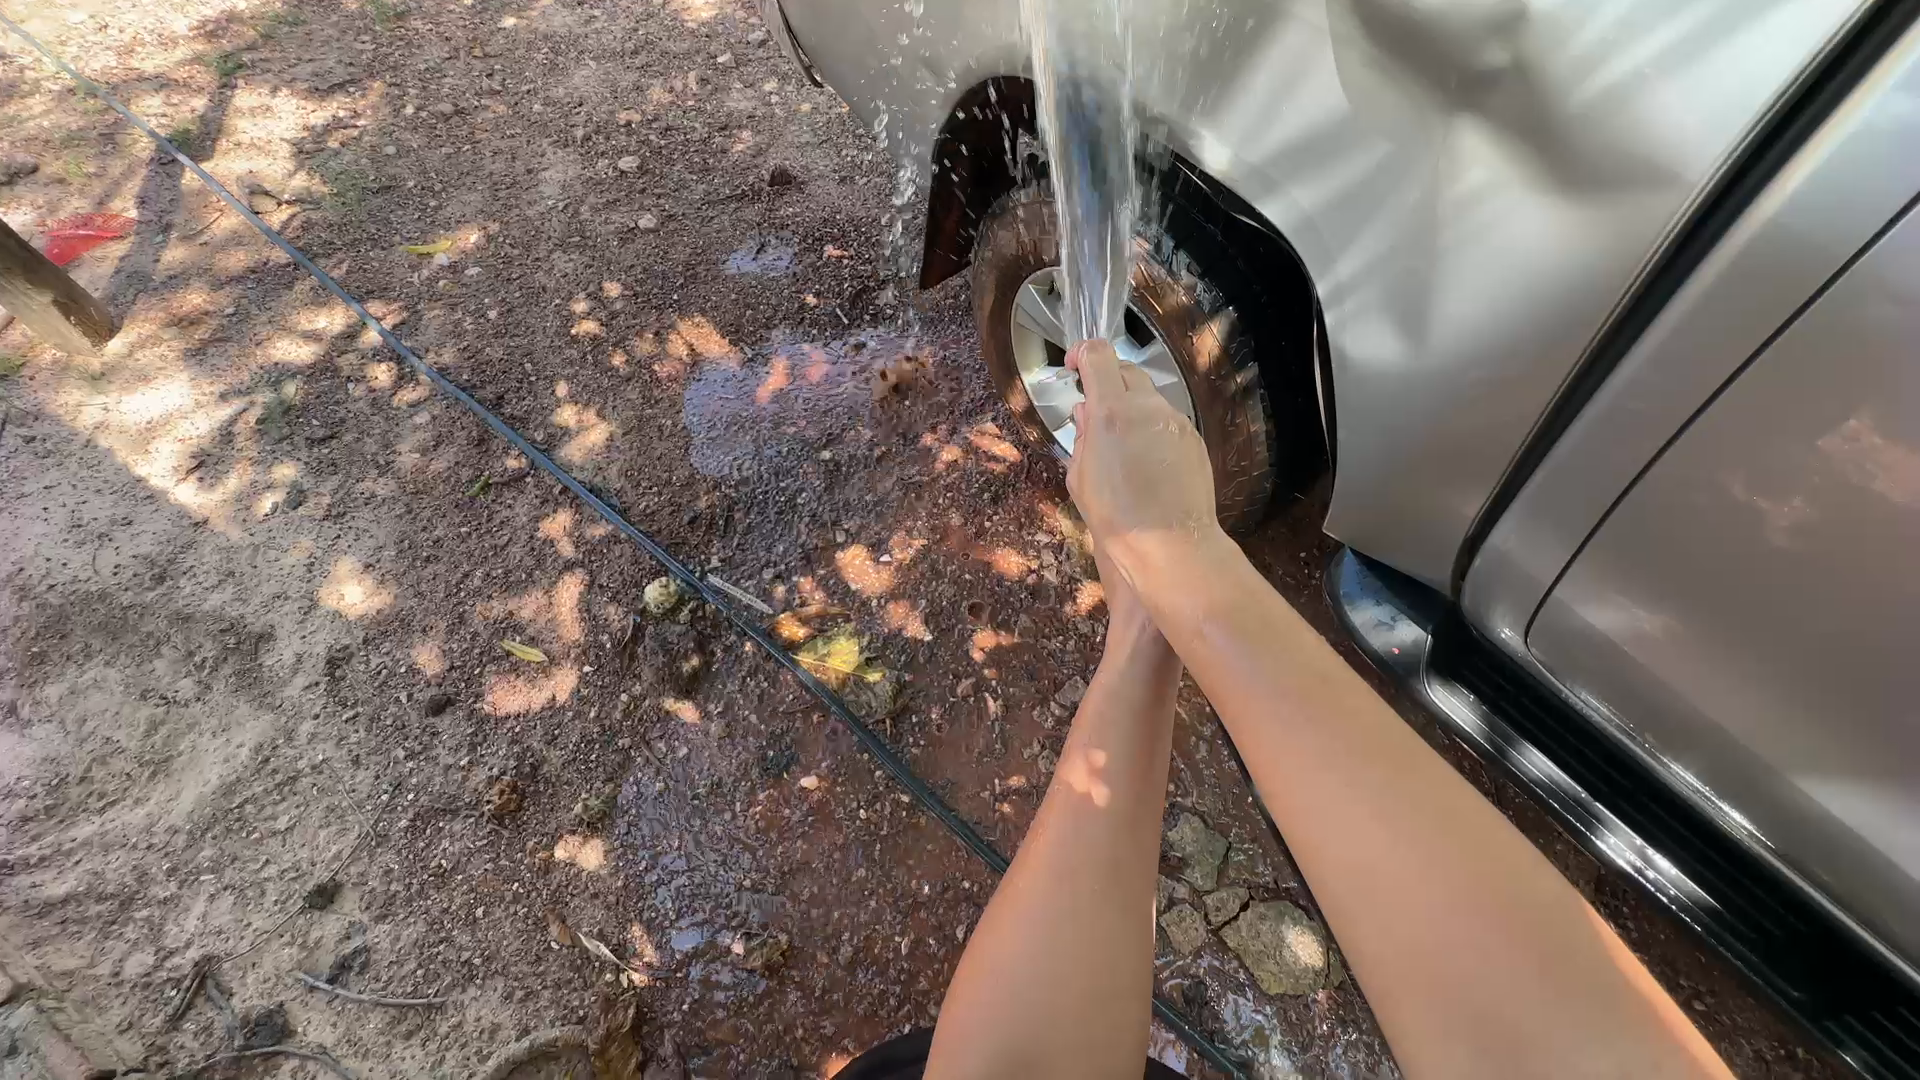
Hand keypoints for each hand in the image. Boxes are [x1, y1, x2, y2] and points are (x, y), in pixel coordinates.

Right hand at [1065, 339, 1220, 604]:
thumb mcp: (1080, 478)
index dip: (1082, 354)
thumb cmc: (1115, 516)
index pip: (1098, 356)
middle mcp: (1147, 407)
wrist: (1169, 544)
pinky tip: (1146, 462)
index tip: (1073, 366)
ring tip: (1120, 445)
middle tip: (1094, 409)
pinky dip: (1151, 429)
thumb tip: (1086, 413)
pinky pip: (1166, 422)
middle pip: (1126, 371)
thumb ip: (1082, 437)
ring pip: (1149, 398)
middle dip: (1107, 380)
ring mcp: (1175, 422)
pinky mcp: (1194, 439)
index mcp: (1111, 412)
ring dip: (1130, 408)